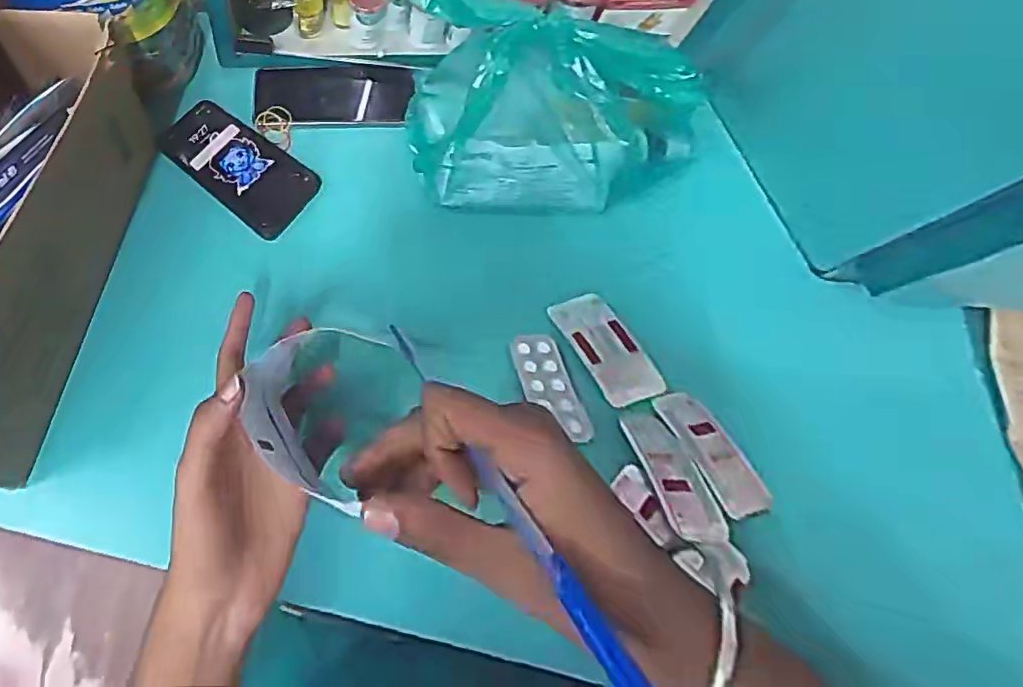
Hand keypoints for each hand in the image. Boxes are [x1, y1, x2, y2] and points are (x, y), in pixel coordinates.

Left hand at [133, 293, 314, 685]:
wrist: (223, 592)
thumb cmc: (201, 530)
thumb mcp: (195, 476)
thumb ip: (210, 427)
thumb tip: (238, 382)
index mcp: (222, 425)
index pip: (231, 369)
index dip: (237, 334)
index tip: (247, 300)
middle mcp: (250, 433)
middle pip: (270, 381)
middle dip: (283, 351)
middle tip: (306, 326)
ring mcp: (276, 456)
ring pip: (296, 408)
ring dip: (310, 386)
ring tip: (331, 368)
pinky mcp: (298, 482)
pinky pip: (316, 446)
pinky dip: (327, 429)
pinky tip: (340, 419)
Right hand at [343, 384, 820, 685]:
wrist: (664, 617)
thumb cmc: (592, 591)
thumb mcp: (509, 568)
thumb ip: (436, 531)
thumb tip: (366, 509)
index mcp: (524, 438)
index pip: (442, 405)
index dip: (425, 446)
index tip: (448, 500)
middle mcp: (522, 423)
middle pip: (439, 417)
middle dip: (398, 451)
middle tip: (359, 488)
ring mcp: (526, 437)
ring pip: (449, 432)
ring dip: (414, 463)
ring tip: (382, 499)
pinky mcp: (529, 455)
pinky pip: (469, 448)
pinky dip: (440, 471)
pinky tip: (421, 500)